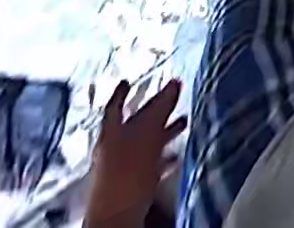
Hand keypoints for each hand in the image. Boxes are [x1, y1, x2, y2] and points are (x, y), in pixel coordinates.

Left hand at [83, 79, 185, 227]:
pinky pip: (151, 165)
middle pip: (135, 122)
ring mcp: (122, 169)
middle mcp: (114, 148)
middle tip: (170, 96)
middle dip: (153, 109)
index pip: (115, 105)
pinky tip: (176, 156)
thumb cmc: (127, 174)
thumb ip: (160, 108)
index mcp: (111, 132)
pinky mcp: (133, 188)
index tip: (127, 80)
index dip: (122, 92)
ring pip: (145, 143)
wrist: (118, 222)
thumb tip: (174, 83)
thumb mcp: (146, 134)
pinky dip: (163, 157)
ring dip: (163, 133)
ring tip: (182, 122)